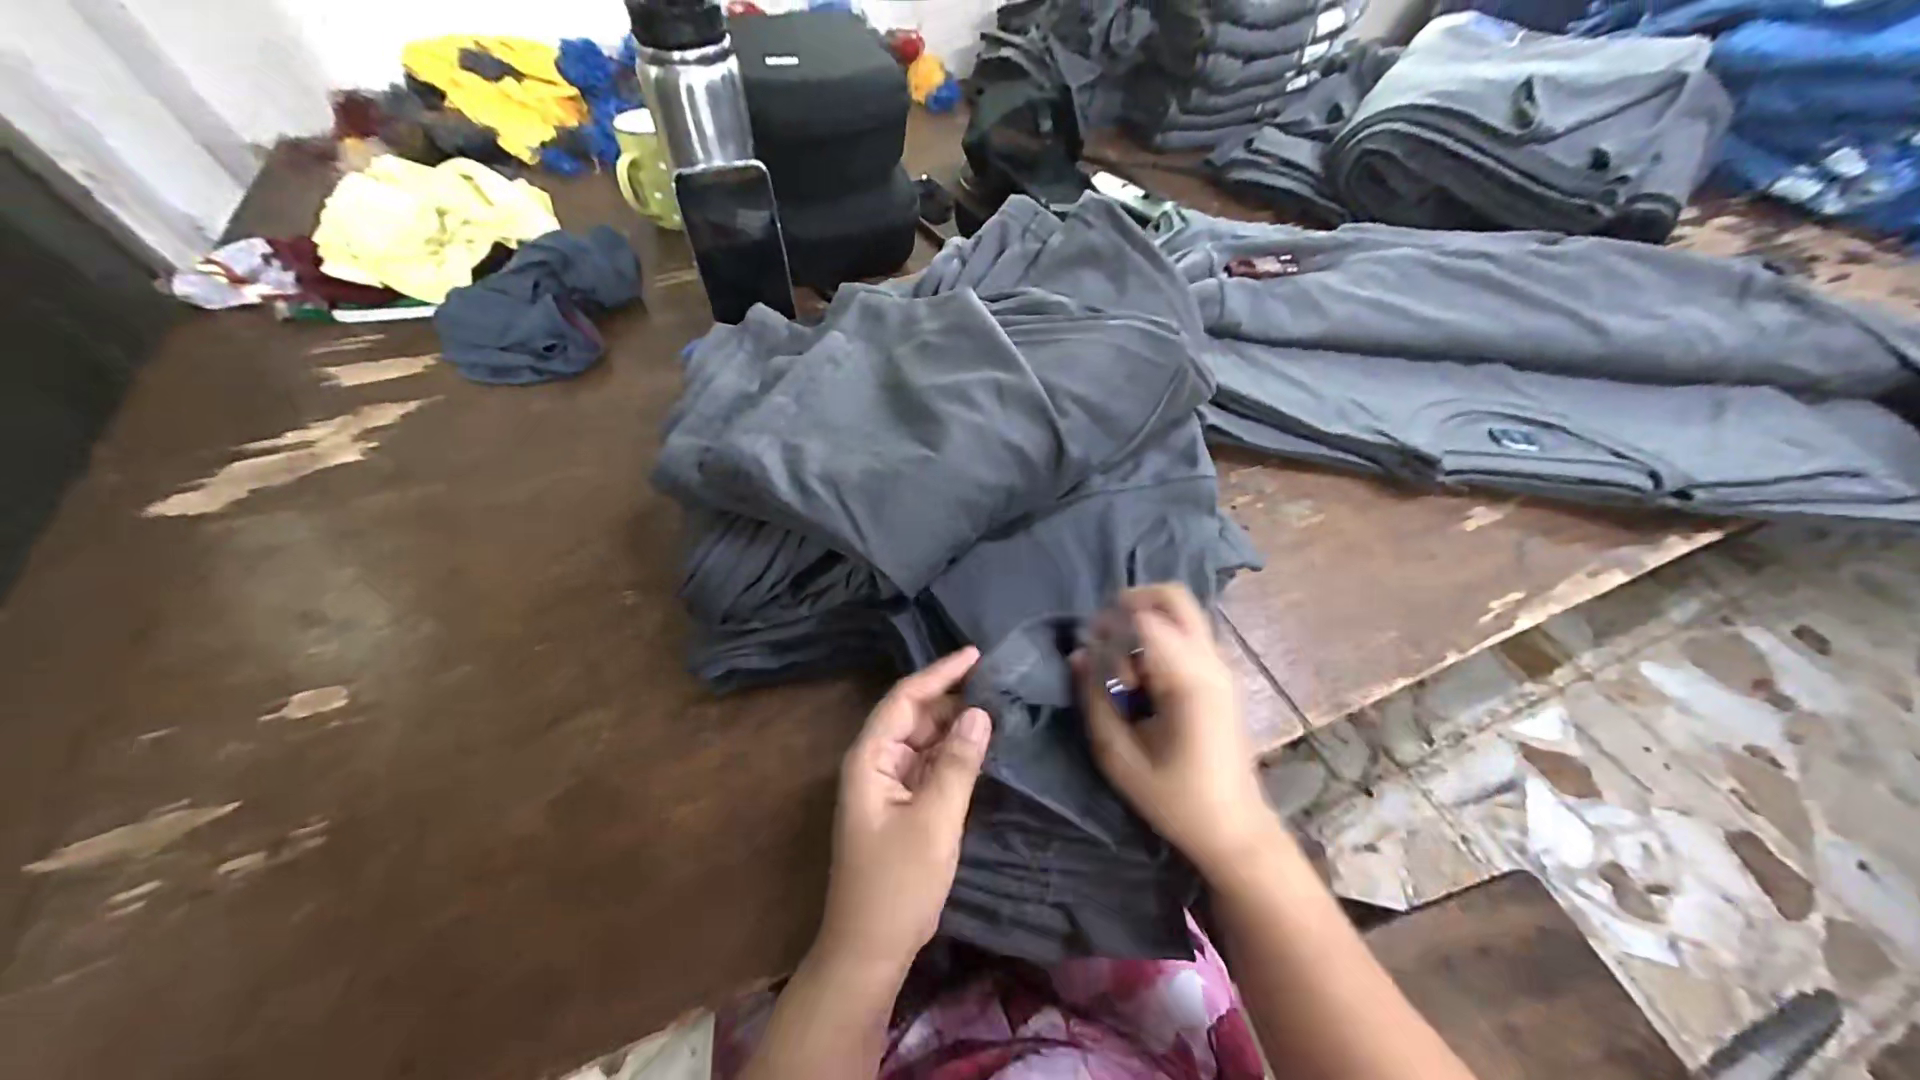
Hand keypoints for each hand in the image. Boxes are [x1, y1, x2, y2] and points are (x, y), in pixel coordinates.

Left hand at [816, 647, 991, 975]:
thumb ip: (958, 764)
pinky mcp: (903, 804)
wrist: (871, 948)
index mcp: (870, 759)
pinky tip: (982, 746)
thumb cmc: (897, 884)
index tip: (975, 654)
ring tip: (998, 709)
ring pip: (925, 740)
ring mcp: (889, 784)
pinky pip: (930, 765)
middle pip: (915, 716)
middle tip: (998, 686)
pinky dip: (954, 754)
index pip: (904, 699)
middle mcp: (876, 763)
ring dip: (956, 727)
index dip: (939, 673)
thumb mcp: (934, 821)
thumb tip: (980, 712)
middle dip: (952, 700)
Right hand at [1076, 585, 1278, 877]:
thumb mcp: (1118, 756)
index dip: (1111, 625)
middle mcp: (1211, 663)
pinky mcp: (1221, 677)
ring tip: (1124, 666)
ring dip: (1145, 623)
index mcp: (1189, 681)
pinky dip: (1158, 638)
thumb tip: (1078, 654)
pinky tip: (1143, 677)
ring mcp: (1221, 667)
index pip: (1146, 619)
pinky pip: (1187, 634)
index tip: (1091, 652)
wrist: (1236, 830)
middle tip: (1103, 636)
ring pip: (1180, 613)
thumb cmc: (1175, 799)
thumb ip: (1094, 699)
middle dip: (1130, 603)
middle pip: (1174, 597)